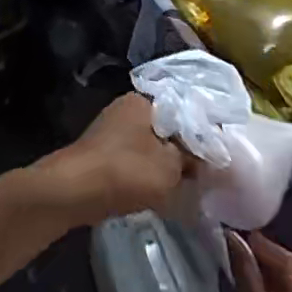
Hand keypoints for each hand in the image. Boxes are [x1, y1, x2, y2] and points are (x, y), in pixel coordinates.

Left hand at [36, 92, 192, 224]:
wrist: (75, 189)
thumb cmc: (127, 171)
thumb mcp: (171, 166)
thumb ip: (192, 158)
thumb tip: (204, 157)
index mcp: (143, 100)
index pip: (183, 112)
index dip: (202, 136)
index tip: (215, 158)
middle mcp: (126, 107)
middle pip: (167, 129)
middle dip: (183, 152)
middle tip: (201, 175)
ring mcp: (112, 127)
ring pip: (151, 145)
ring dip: (165, 165)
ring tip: (183, 185)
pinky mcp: (104, 149)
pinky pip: (135, 157)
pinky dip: (147, 172)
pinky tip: (158, 190)